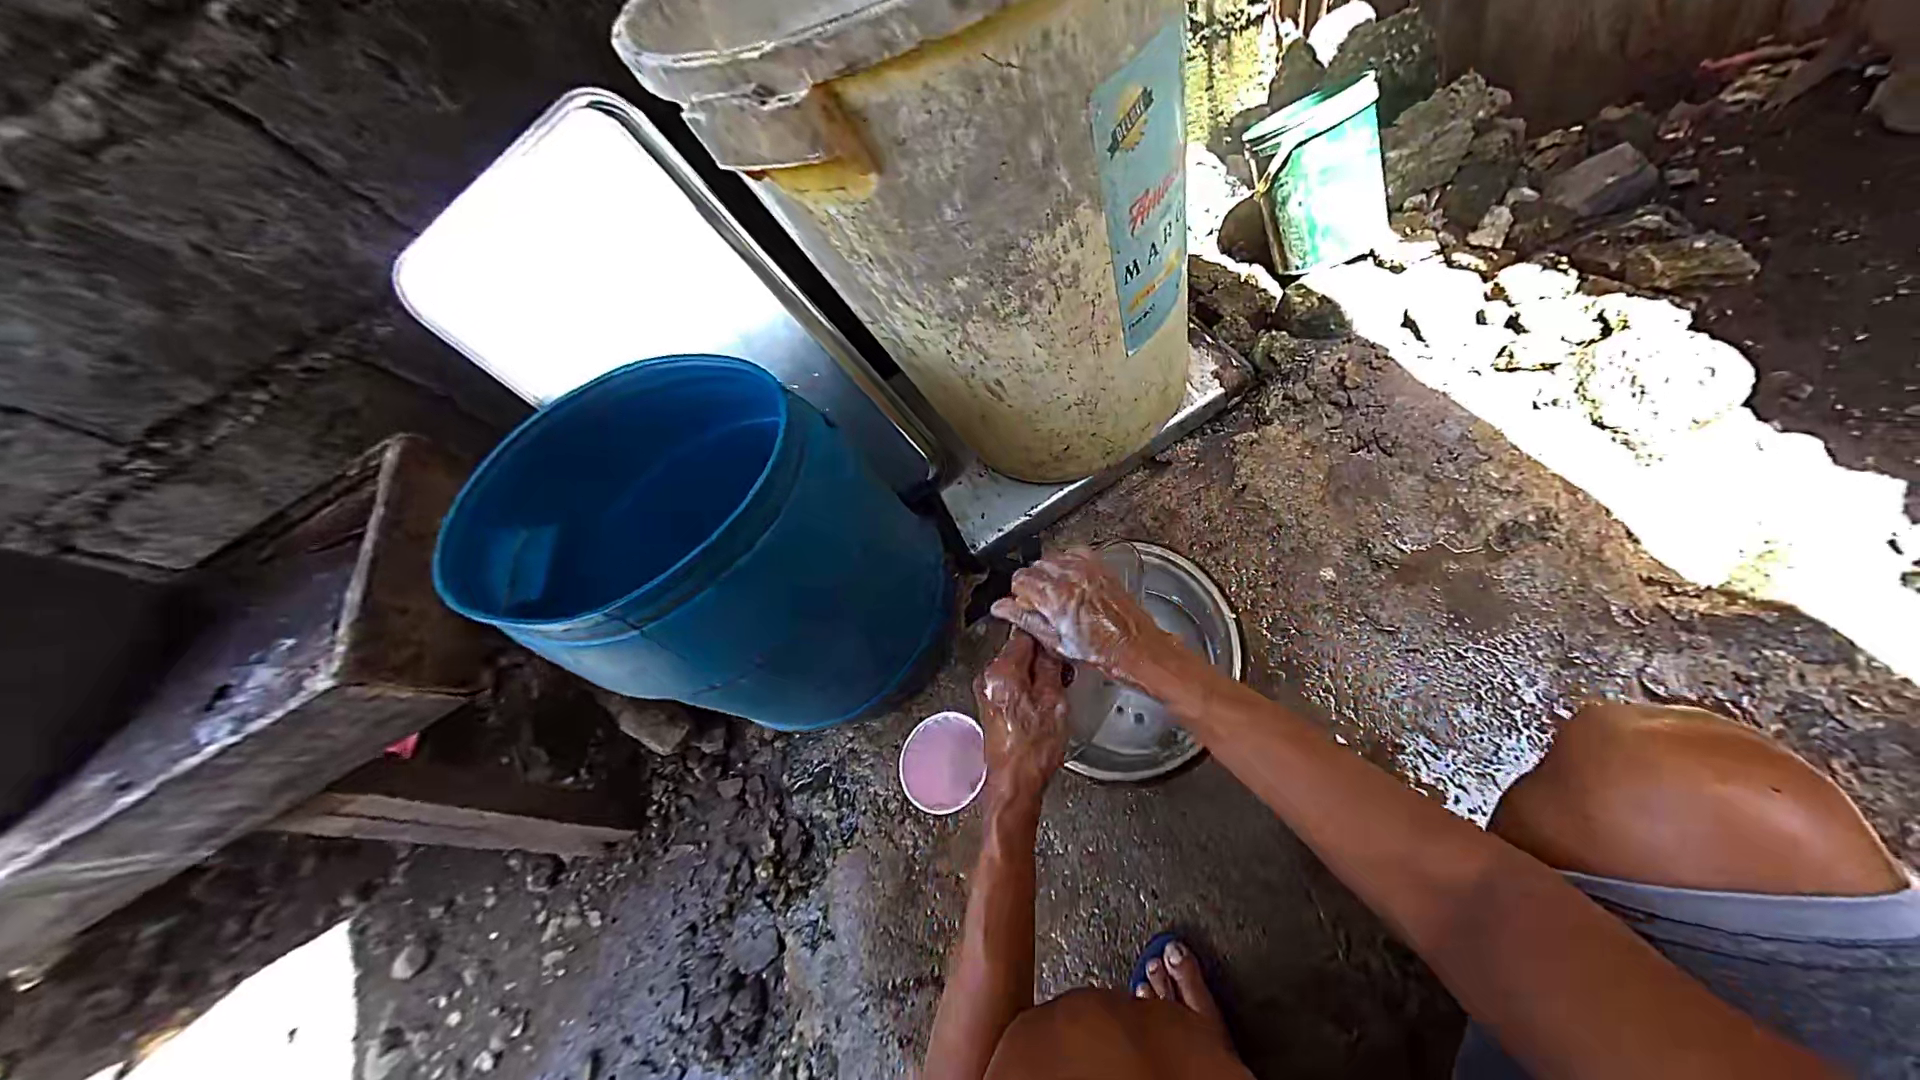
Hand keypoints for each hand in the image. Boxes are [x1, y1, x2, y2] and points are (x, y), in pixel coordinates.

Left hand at [973, 630, 1070, 804]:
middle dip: (1041, 658)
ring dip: (1035, 674)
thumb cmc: (1032, 750)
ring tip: (1055, 691)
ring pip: (1016, 668)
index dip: (1046, 638)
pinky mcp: (990, 705)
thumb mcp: (1055, 702)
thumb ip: (1051, 667)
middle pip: (1018, 651)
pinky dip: (1027, 688)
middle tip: (1062, 672)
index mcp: (1001, 671)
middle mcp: (988, 677)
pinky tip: (1042, 704)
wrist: (1014, 783)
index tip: (1061, 645)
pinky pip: (1011, 684)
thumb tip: (1051, 647)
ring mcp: (986, 691)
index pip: (1024, 635)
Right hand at [989, 548, 1170, 683]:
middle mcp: (1070, 577)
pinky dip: (1068, 563)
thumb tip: (1001, 608)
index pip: (1020, 578)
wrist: (1134, 647)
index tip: (1025, 605)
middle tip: (1041, 604)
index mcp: (1056, 596)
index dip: (1018, 593)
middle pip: (1034, 566)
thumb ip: (1025, 619)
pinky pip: (1074, 553)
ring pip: (1052, 558)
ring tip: (1057, 594)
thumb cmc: (1100, 651)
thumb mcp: (1055, 641)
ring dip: (1049, 573)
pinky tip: (1072, 581)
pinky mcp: (1100, 566)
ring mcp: (1087, 569)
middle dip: (1032, 583)